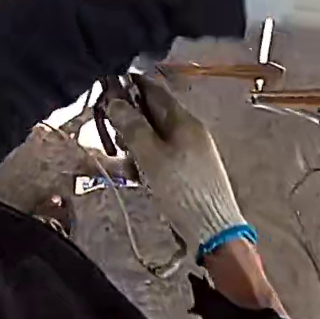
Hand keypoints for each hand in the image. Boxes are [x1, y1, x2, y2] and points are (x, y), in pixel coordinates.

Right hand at [104, 75, 249, 259]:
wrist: (213, 233)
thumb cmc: (180, 189)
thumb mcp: (150, 156)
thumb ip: (131, 126)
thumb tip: (114, 100)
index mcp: (183, 120)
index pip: (153, 90)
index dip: (129, 85)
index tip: (106, 89)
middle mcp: (189, 130)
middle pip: (153, 112)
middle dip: (129, 118)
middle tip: (110, 129)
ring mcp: (191, 150)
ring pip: (155, 134)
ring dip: (135, 140)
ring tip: (122, 156)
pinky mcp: (189, 170)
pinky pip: (162, 153)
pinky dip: (146, 157)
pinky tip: (136, 172)